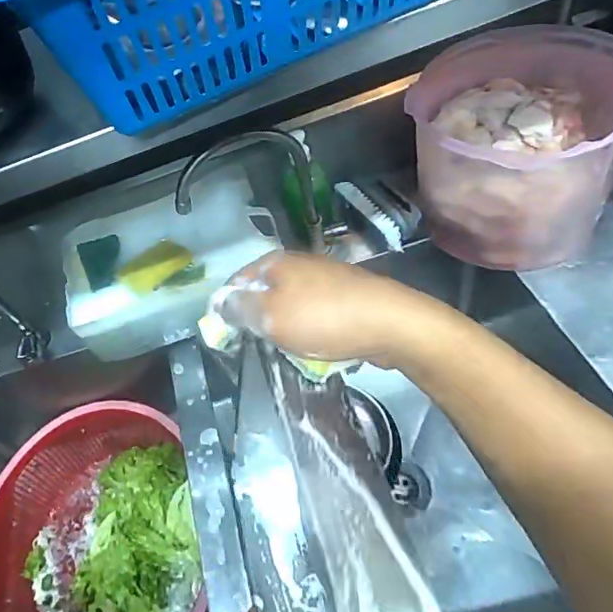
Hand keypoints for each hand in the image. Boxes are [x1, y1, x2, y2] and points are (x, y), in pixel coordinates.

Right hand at [213, 251, 440, 363]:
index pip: (236, 281)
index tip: (227, 334)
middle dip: (259, 318)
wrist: (394, 324)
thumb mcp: (270, 316)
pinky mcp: (348, 295)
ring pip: (292, 303)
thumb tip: (219, 302)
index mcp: (276, 262)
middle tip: (261, 344)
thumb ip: (239, 308)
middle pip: (264, 291)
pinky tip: (322, 346)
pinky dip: (314, 329)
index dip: (227, 307)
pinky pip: (318, 313)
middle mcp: (299, 263)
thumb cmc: (323, 319)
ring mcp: (326, 277)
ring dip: (287, 326)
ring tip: (293, 349)